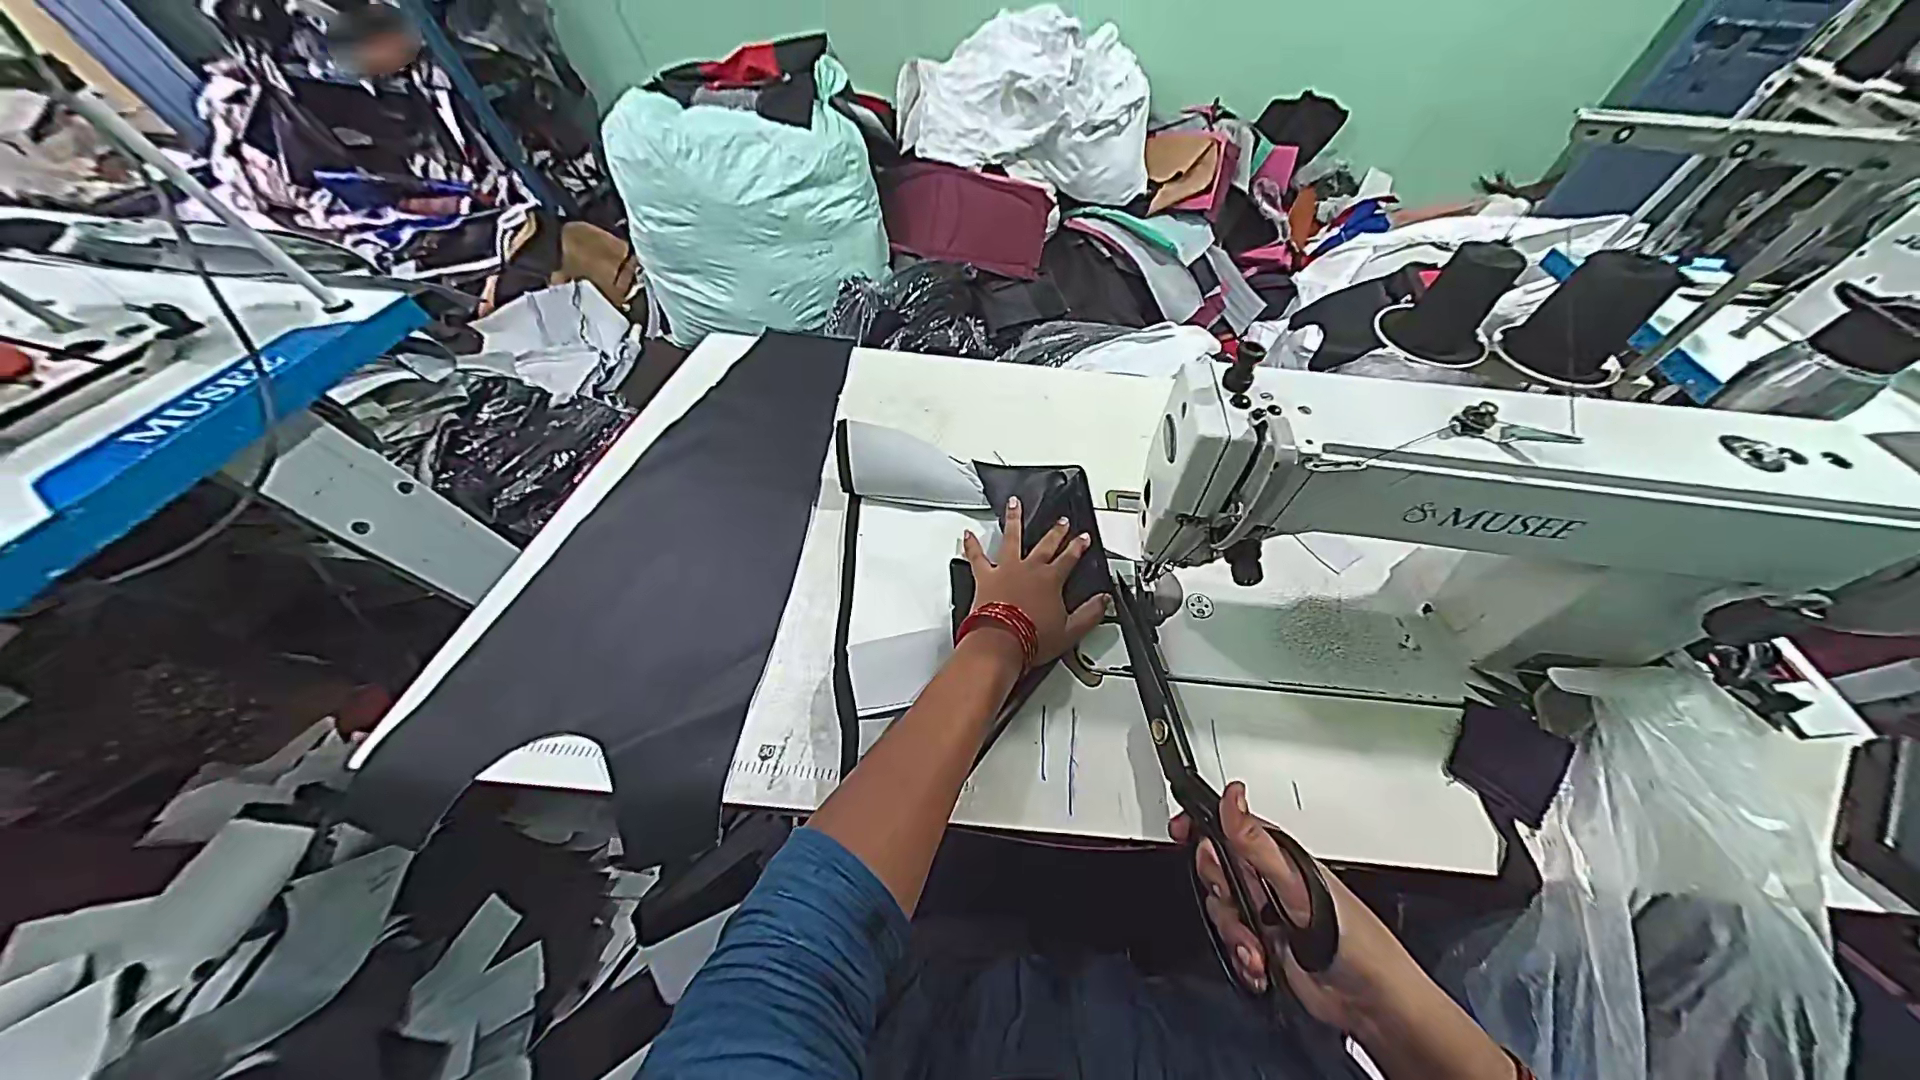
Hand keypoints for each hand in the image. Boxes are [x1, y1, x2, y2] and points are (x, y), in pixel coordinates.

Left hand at [962, 496, 1106, 667]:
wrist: (1001, 642)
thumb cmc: (1032, 638)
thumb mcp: (1071, 631)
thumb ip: (1090, 614)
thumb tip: (1104, 602)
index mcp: (1051, 580)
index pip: (1070, 558)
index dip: (1078, 546)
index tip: (1083, 538)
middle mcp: (1029, 569)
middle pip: (1045, 544)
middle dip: (1056, 532)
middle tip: (1061, 521)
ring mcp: (1006, 570)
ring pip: (1011, 538)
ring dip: (1014, 519)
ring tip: (1014, 504)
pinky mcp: (985, 577)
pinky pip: (977, 557)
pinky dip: (972, 545)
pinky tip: (968, 534)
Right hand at [1170, 781, 1435, 1036]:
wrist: (1373, 1003)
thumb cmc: (1354, 938)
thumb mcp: (1297, 883)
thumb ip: (1257, 842)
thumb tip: (1234, 796)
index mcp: (1274, 854)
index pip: (1225, 826)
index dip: (1198, 826)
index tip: (1180, 831)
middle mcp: (1265, 880)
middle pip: (1213, 868)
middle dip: (1218, 889)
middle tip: (1236, 901)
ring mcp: (1262, 912)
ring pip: (1218, 908)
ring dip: (1233, 931)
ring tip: (1257, 946)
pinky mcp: (1260, 943)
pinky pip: (1228, 942)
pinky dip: (1241, 956)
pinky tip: (1261, 962)